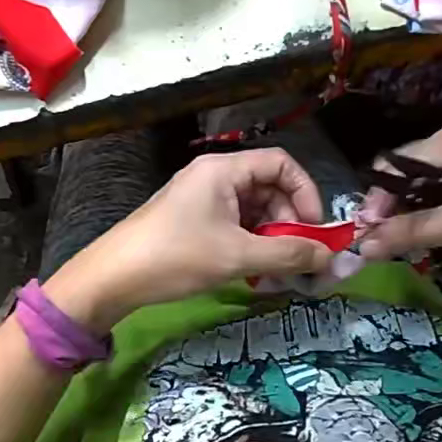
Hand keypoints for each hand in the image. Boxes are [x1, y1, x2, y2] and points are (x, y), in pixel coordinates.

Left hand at [43, 149, 335, 330]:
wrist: (114, 277)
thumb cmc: (177, 256)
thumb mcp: (237, 256)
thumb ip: (288, 254)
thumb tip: (328, 257)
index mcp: (224, 170)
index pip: (281, 164)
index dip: (305, 193)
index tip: (313, 229)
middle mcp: (214, 177)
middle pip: (269, 189)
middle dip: (288, 224)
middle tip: (295, 260)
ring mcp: (202, 199)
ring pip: (253, 212)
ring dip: (270, 240)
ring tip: (275, 274)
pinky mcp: (193, 221)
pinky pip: (234, 226)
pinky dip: (250, 246)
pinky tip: (253, 274)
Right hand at [358, 118, 441, 261]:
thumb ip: (410, 233)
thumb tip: (360, 247)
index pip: (393, 165)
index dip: (376, 203)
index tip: (369, 239)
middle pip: (412, 174)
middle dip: (398, 211)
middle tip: (394, 248)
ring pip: (435, 185)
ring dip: (423, 215)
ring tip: (420, 246)